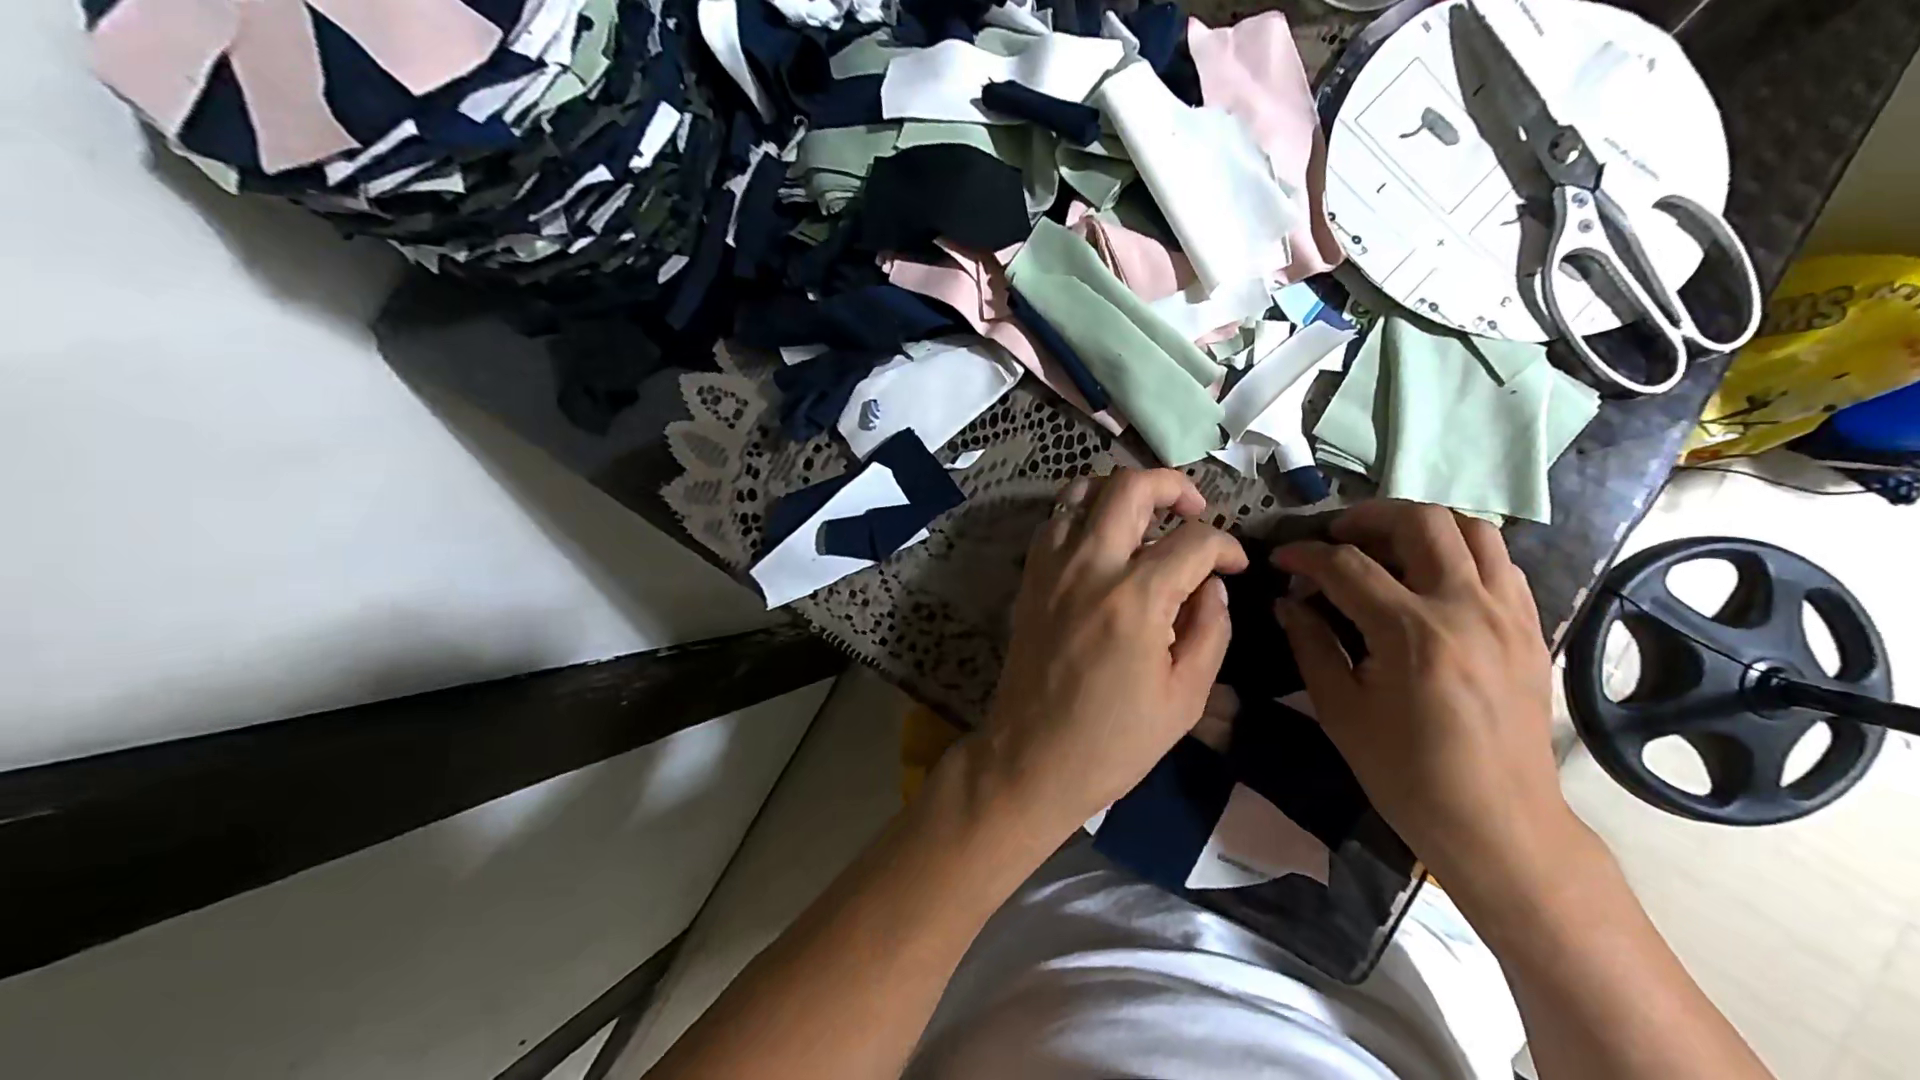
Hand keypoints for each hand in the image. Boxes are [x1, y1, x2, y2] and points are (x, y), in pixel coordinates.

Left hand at [970, 468, 1248, 836]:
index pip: (1194, 541)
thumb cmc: (1114, 741)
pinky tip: (1103, 541)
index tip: (1235, 565)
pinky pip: (1054, 520)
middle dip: (1173, 485)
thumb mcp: (1186, 697)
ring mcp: (1051, 567)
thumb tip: (1213, 584)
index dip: (1226, 545)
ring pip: (1082, 491)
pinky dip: (1082, 513)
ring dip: (1121, 492)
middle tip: (1195, 509)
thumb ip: (1210, 629)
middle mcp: (1089, 566)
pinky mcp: (1029, 578)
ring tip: (1147, 518)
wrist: (1031, 759)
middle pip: (1130, 486)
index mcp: (1135, 598)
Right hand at [1271, 500, 1582, 895]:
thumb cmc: (1406, 773)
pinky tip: (1430, 577)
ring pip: (1472, 529)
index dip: (1306, 554)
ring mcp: (1509, 614)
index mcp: (1413, 633)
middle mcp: (1468, 608)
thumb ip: (1310, 644)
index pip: (1348, 565)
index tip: (1281, 559)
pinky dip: (1460, 552)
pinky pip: (1501, 561)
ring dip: (1420, 526)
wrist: (1498, 822)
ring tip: (1386, 547)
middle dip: (1367, 518)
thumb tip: (1289, 601)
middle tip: (1336, 538)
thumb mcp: (1340, 710)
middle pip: (1421, 522)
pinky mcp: (1531, 627)